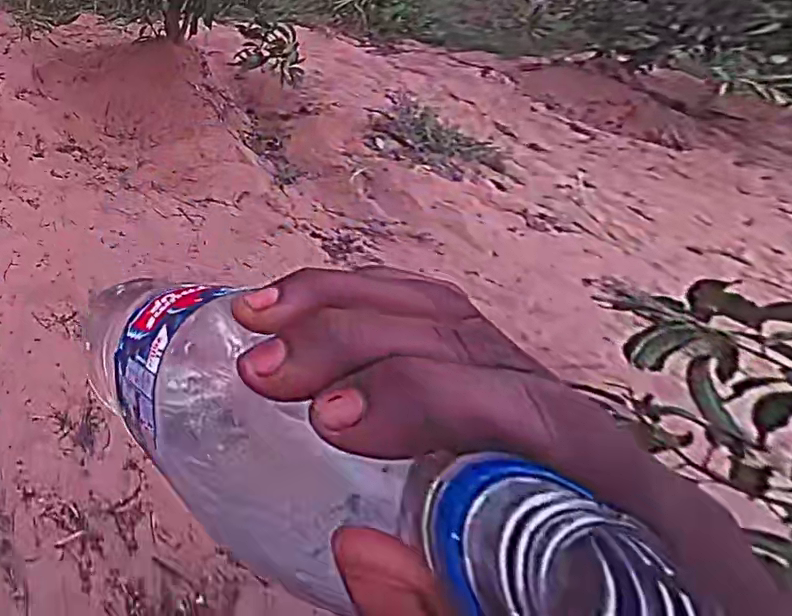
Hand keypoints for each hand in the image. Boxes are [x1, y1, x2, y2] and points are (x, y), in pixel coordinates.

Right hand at [231, 266, 782, 615]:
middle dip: (344, 340)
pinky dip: (340, 299)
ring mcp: (522, 389)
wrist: (580, 600)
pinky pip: (410, 312)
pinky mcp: (470, 379)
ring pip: (432, 307)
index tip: (323, 422)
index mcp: (628, 500)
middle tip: (261, 370)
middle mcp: (579, 426)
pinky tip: (287, 312)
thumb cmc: (550, 606)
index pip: (527, 408)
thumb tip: (359, 549)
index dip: (416, 396)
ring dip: (329, 301)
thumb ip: (443, 615)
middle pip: (461, 337)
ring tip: (254, 318)